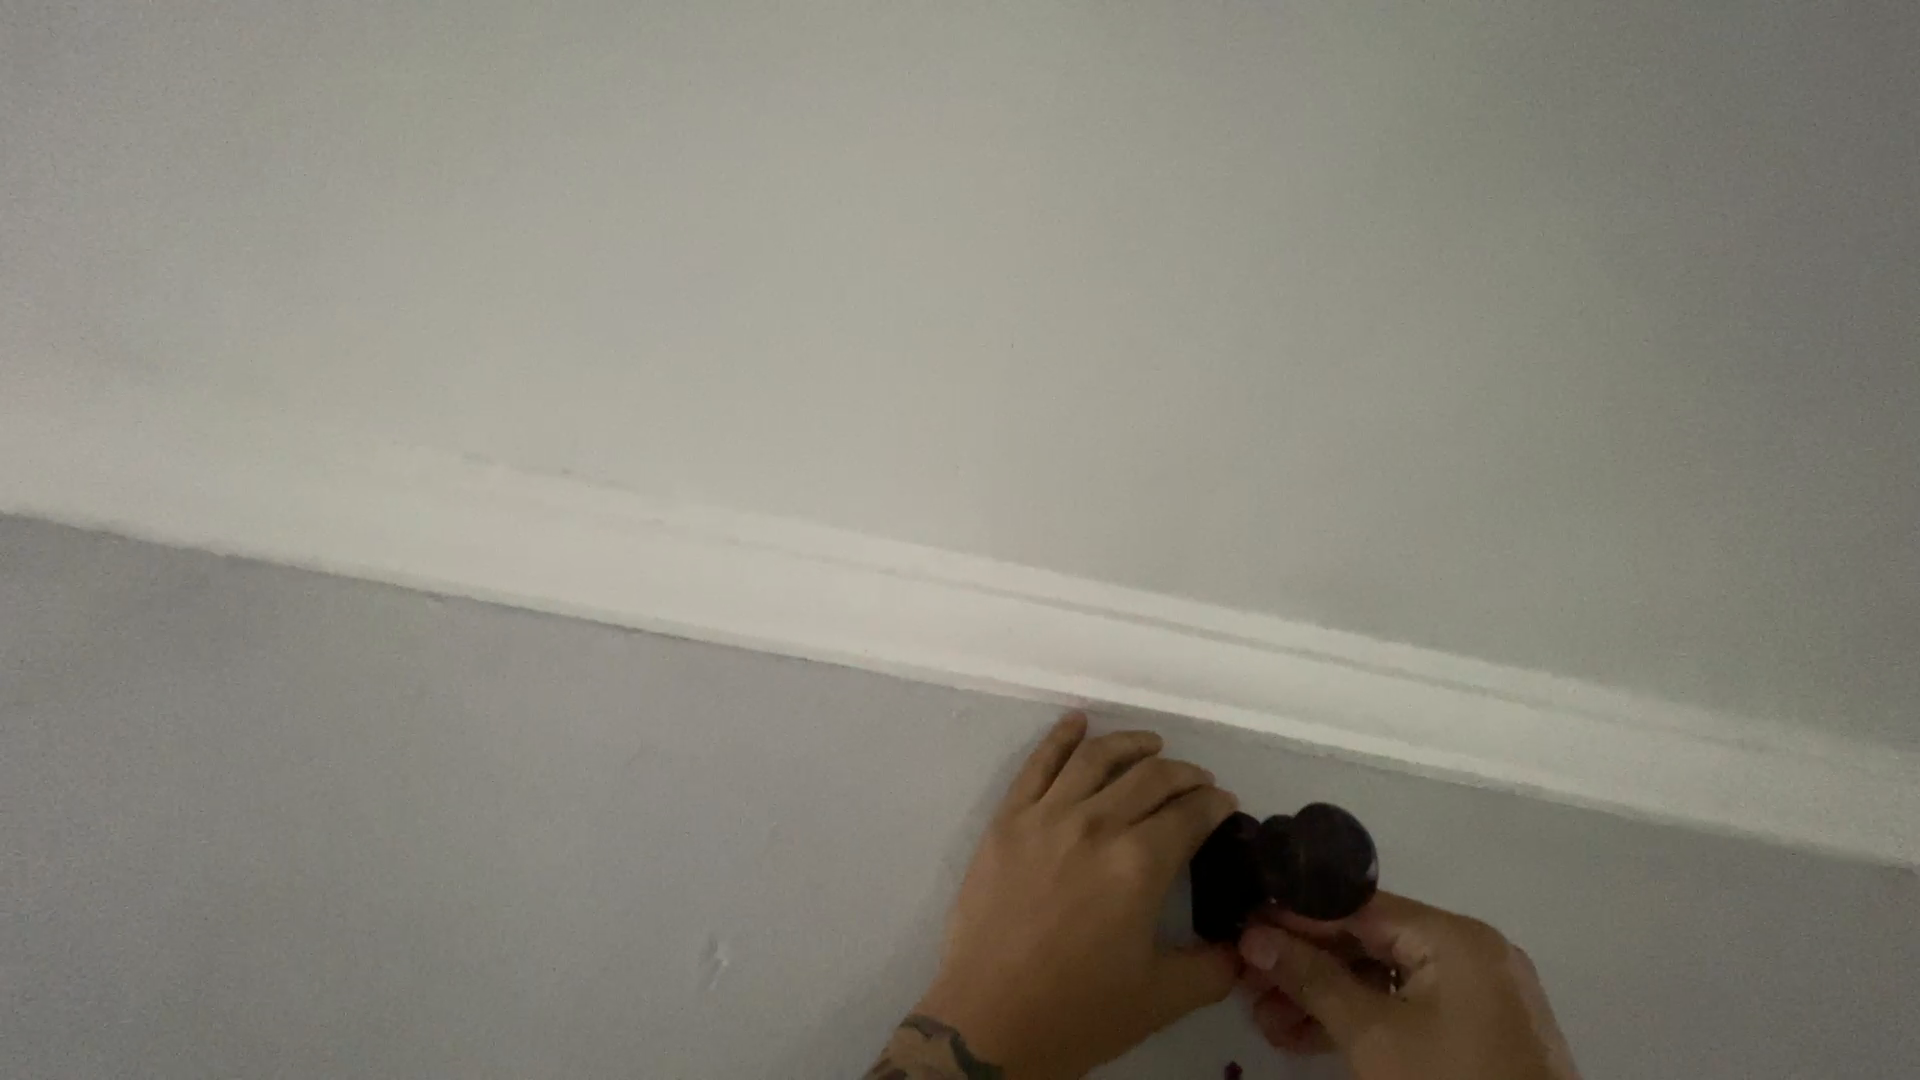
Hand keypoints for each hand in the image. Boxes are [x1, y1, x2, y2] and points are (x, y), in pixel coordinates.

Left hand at [891, 712, 1242, 1079]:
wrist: (991, 1017)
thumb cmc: (1079, 1011)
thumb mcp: (1161, 998)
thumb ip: (1214, 967)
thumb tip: (1244, 946)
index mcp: (1138, 864)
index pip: (1189, 814)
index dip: (1214, 804)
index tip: (1224, 804)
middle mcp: (1096, 824)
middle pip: (1150, 778)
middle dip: (1184, 774)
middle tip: (1197, 781)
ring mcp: (1046, 815)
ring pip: (1096, 757)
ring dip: (1131, 743)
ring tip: (1152, 743)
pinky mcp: (1008, 817)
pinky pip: (1038, 762)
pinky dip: (1061, 736)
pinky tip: (1077, 721)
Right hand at [1238, 891, 1580, 1079]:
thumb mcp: (1371, 1036)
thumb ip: (1308, 977)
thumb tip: (1251, 935)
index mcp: (1454, 937)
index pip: (1355, 908)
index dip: (1295, 918)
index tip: (1245, 926)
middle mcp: (1468, 953)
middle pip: (1364, 944)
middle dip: (1303, 968)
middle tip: (1248, 982)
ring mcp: (1474, 996)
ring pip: (1379, 980)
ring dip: (1322, 1000)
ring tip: (1267, 1022)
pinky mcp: (1473, 1033)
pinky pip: (1402, 1009)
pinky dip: (1358, 1021)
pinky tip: (1303, 1037)